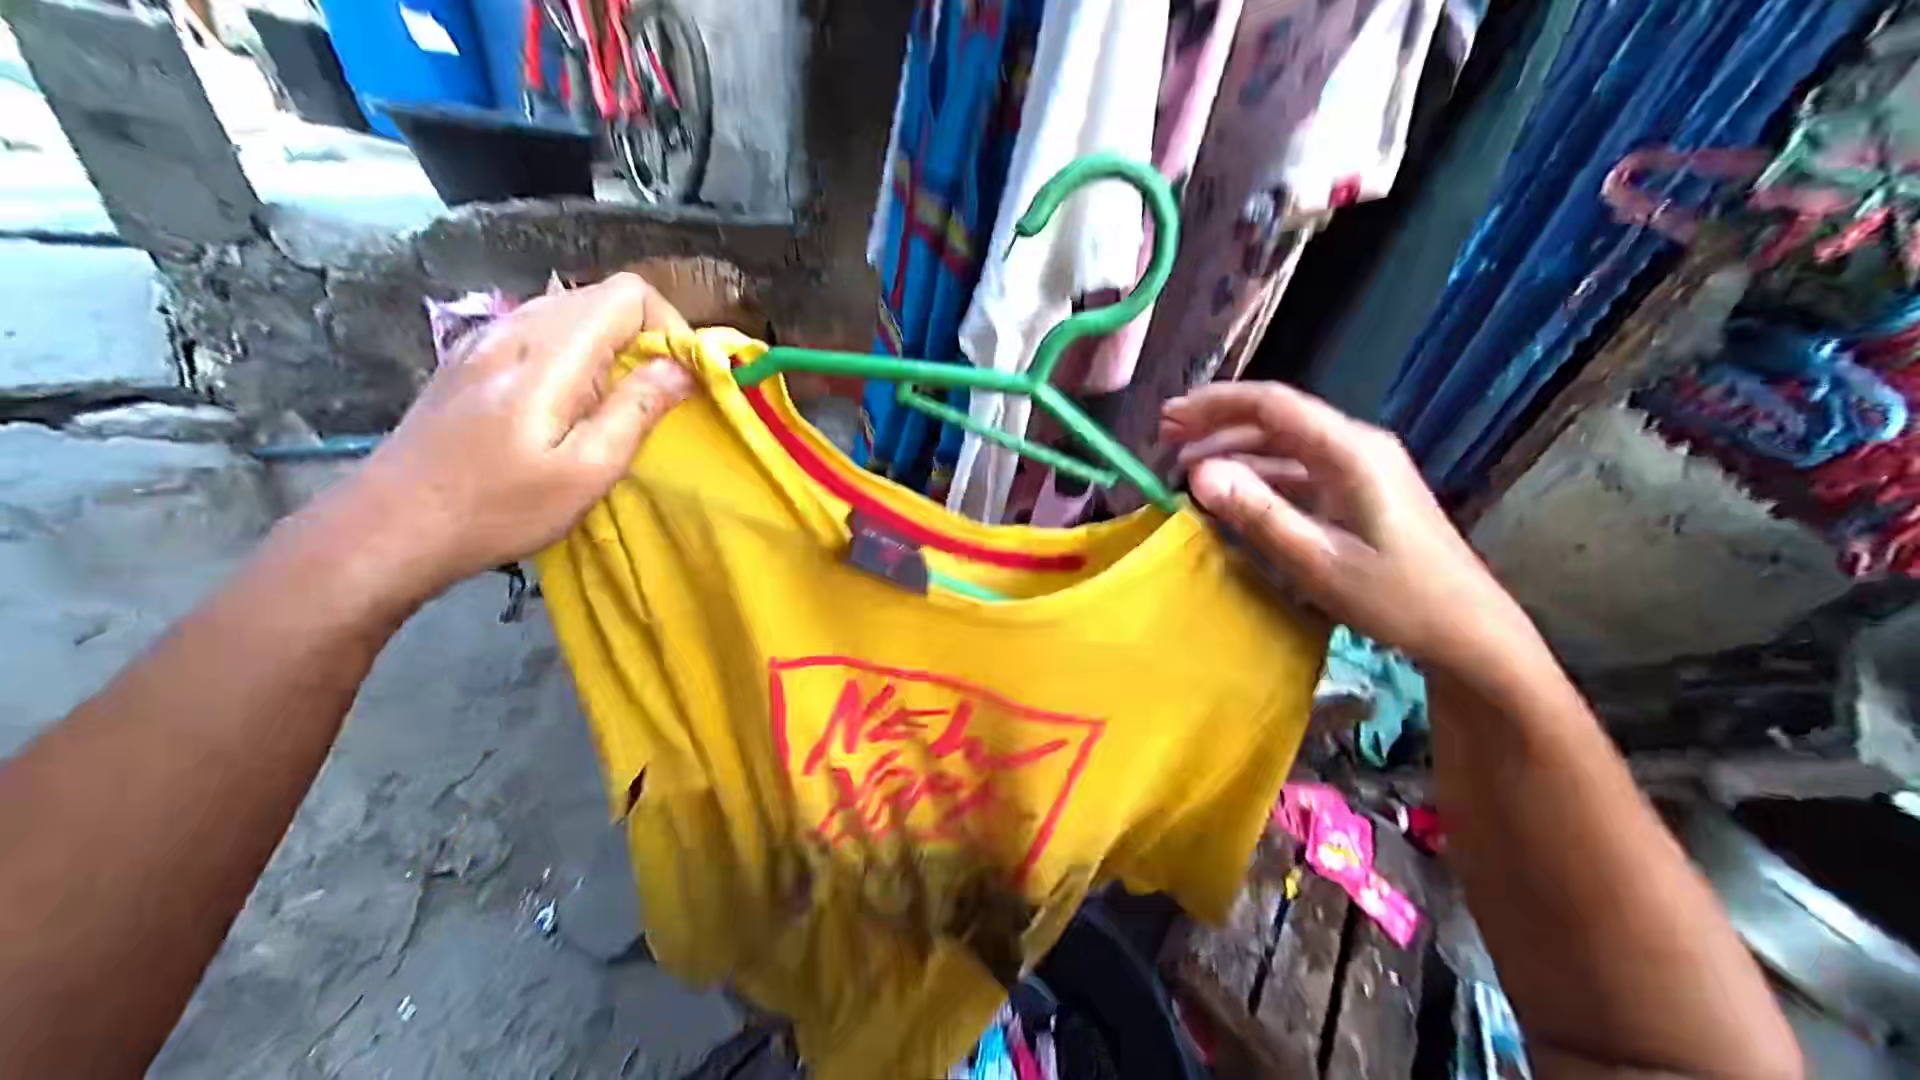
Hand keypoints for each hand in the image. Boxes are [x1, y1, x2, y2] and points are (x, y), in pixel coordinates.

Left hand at [319, 272, 693, 603]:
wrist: (392, 524)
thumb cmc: (500, 507)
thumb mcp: (587, 470)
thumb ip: (637, 409)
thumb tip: (683, 367)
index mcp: (550, 353)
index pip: (628, 293)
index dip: (668, 325)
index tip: (680, 378)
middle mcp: (516, 328)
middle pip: (601, 296)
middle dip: (645, 337)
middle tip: (655, 396)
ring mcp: (486, 338)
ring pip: (571, 311)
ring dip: (611, 346)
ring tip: (616, 402)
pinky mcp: (471, 358)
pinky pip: (541, 331)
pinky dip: (576, 352)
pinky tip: (569, 401)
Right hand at [1161, 382, 1538, 673]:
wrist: (1467, 631)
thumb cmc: (1396, 598)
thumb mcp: (1317, 560)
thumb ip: (1257, 513)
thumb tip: (1197, 474)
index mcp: (1350, 451)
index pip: (1272, 405)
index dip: (1215, 404)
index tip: (1168, 416)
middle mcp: (1355, 446)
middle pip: (1275, 419)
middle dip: (1216, 423)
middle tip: (1165, 437)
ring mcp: (1358, 467)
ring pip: (1282, 445)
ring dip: (1232, 450)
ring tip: (1185, 466)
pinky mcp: (1357, 490)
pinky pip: (1296, 470)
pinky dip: (1256, 475)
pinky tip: (1229, 492)